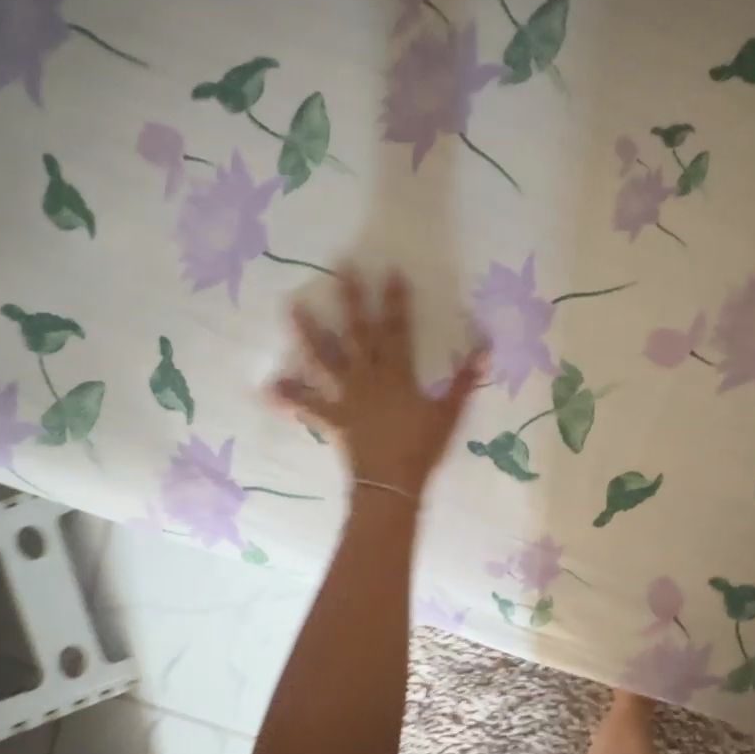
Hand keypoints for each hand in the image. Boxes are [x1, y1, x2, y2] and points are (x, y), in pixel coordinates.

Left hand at [273, 269, 485, 499]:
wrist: (392, 483)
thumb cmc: (422, 447)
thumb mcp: (449, 412)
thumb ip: (465, 379)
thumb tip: (486, 348)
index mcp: (397, 373)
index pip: (397, 329)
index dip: (395, 301)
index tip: (391, 271)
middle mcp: (368, 377)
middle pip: (358, 333)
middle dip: (350, 300)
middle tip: (339, 270)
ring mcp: (346, 397)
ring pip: (324, 360)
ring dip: (306, 334)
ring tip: (289, 308)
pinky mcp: (332, 418)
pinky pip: (307, 407)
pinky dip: (289, 398)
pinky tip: (268, 387)